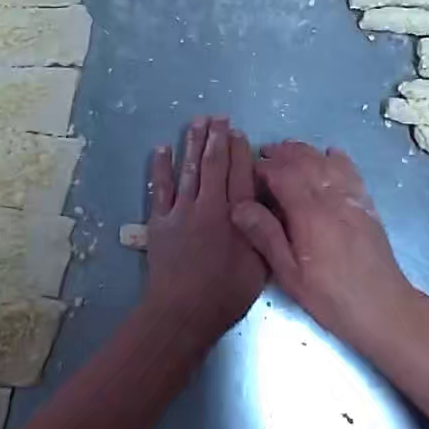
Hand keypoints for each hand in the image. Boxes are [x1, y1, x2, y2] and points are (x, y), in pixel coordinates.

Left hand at [140, 117, 266, 340]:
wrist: (183, 311)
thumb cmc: (226, 294)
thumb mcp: (260, 266)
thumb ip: (264, 232)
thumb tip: (268, 205)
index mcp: (235, 216)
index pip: (239, 174)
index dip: (238, 150)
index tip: (237, 131)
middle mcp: (208, 205)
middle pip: (213, 164)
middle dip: (215, 138)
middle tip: (217, 117)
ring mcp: (181, 211)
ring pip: (188, 169)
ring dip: (192, 143)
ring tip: (196, 122)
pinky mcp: (159, 220)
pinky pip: (160, 187)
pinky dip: (161, 166)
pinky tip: (163, 148)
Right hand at [231, 141, 428, 350]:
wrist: (384, 308)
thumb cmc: (330, 295)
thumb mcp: (289, 273)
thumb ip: (265, 236)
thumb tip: (238, 206)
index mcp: (308, 213)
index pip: (281, 174)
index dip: (262, 167)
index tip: (247, 171)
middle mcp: (331, 198)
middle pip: (304, 160)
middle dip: (281, 153)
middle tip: (262, 154)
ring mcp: (352, 199)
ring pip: (325, 161)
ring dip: (305, 151)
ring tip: (287, 151)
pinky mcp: (367, 205)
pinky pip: (351, 171)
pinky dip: (336, 158)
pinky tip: (328, 155)